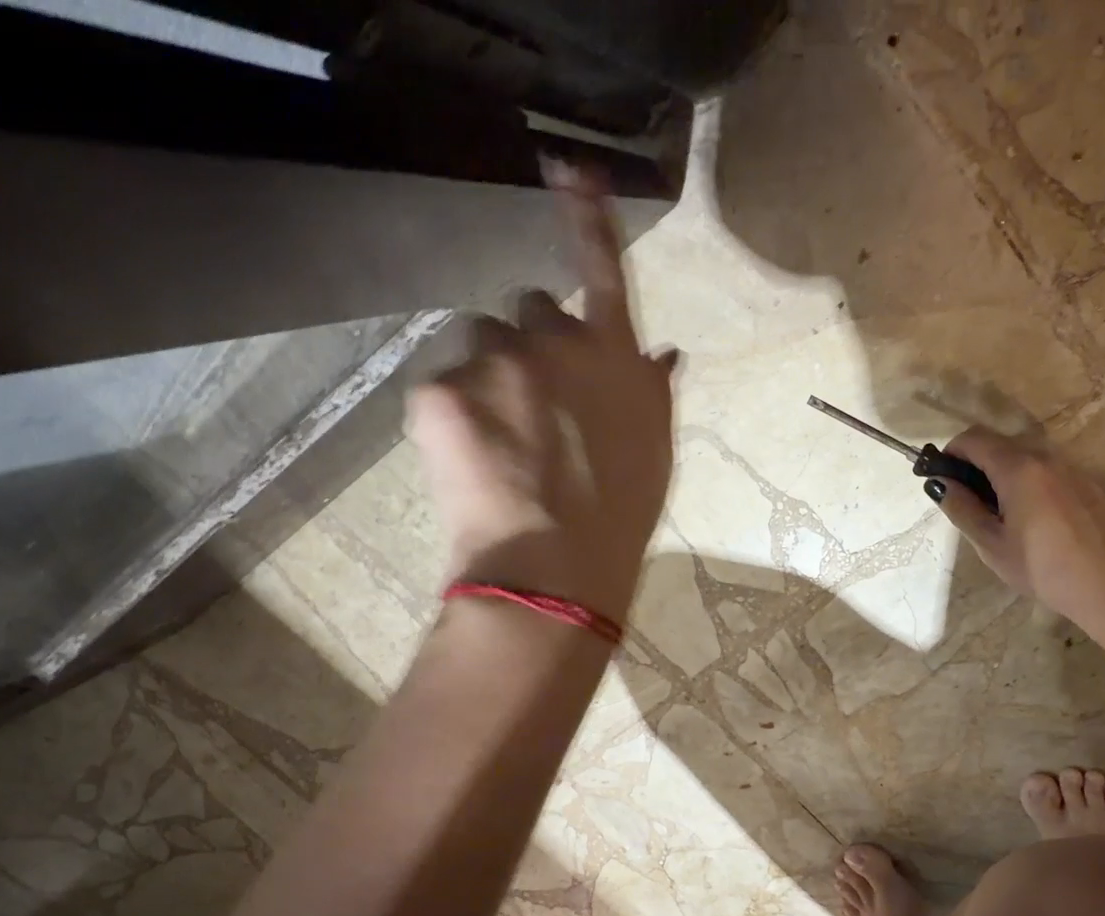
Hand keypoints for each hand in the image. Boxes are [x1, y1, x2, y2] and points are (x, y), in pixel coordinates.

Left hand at [407, 169, 673, 619]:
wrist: (557, 563)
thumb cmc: (621, 512)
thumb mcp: (655, 448)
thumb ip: (652, 390)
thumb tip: (662, 353)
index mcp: (616, 355)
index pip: (601, 267)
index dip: (586, 214)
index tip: (566, 164)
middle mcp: (558, 340)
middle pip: (528, 307)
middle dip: (526, 340)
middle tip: (530, 398)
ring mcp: (498, 360)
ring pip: (476, 341)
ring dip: (485, 371)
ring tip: (498, 435)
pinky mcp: (442, 389)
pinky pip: (442, 382)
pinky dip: (452, 411)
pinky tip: (469, 456)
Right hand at [935, 428, 1104, 627]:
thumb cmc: (1041, 568)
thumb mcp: (991, 543)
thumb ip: (961, 507)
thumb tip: (940, 483)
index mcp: (1018, 467)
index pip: (974, 438)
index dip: (952, 452)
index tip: (943, 478)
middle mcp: (1045, 456)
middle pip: (1000, 443)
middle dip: (976, 463)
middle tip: (968, 501)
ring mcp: (1070, 467)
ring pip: (1026, 456)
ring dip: (1003, 472)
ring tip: (1000, 512)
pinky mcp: (1086, 483)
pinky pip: (1048, 470)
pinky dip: (1030, 481)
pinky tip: (1032, 517)